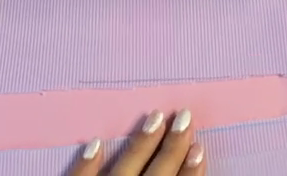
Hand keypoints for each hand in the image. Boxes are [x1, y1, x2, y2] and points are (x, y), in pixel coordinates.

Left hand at [67, 108, 204, 175]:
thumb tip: (182, 167)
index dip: (190, 171)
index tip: (200, 147)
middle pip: (156, 175)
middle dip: (172, 147)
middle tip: (185, 117)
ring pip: (124, 170)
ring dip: (141, 145)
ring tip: (155, 117)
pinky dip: (86, 164)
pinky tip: (95, 142)